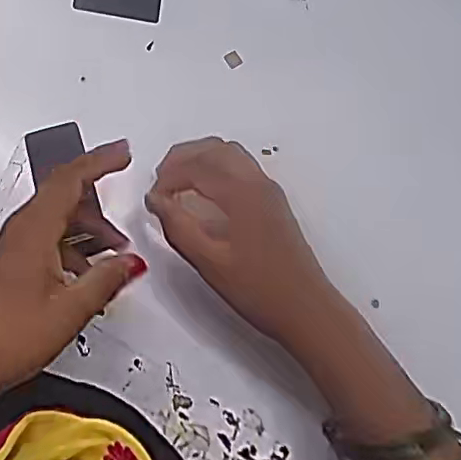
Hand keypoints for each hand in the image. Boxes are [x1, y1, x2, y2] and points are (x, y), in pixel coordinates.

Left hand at [0, 140, 146, 394]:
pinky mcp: (14, 261)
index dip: (100, 160)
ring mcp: (16, 244)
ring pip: (59, 216)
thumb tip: (131, 262)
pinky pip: (50, 236)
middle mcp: (23, 229)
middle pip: (65, 192)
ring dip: (89, 225)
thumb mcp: (69, 309)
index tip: (122, 152)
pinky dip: (75, 244)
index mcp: (35, 228)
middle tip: (124, 200)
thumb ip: (105, 279)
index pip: (71, 177)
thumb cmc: (3, 337)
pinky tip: (89, 270)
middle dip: (99, 197)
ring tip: (115, 248)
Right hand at [145, 138, 346, 353]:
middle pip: (212, 149)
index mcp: (241, 192)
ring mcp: (267, 189)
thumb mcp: (209, 262)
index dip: (167, 178)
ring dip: (199, 159)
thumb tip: (156, 202)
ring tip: (178, 183)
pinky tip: (204, 193)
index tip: (153, 199)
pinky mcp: (272, 201)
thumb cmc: (261, 290)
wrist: (307, 311)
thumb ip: (178, 226)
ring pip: (227, 153)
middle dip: (181, 159)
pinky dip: (215, 167)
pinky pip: (239, 166)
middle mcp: (257, 182)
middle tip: (160, 182)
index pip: (195, 166)